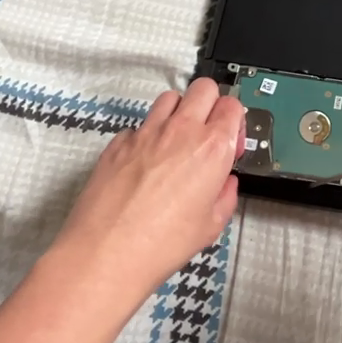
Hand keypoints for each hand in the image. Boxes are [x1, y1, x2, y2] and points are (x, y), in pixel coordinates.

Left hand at [53, 77, 243, 293]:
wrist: (106, 254)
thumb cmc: (160, 245)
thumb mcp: (211, 227)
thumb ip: (225, 196)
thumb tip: (225, 184)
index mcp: (212, 148)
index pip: (233, 105)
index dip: (235, 122)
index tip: (230, 143)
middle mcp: (181, 130)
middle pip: (204, 88)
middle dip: (211, 104)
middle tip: (207, 133)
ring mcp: (147, 132)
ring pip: (170, 98)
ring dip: (179, 112)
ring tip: (175, 142)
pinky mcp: (119, 142)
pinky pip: (139, 125)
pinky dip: (146, 137)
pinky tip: (144, 164)